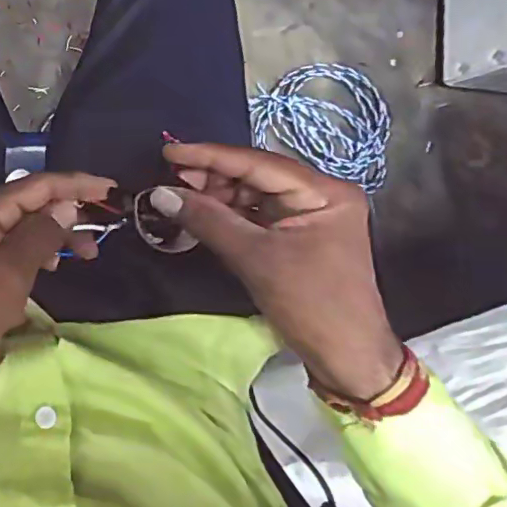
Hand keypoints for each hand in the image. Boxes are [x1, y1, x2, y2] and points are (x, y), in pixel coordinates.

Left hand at [0, 171, 116, 409]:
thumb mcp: (10, 274)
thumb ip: (39, 236)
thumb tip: (67, 208)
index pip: (40, 185)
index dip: (77, 184)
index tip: (111, 190)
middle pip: (36, 199)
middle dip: (72, 210)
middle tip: (104, 229)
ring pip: (31, 220)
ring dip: (60, 232)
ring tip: (88, 254)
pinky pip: (20, 239)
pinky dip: (42, 246)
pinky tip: (56, 263)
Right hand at [151, 142, 402, 399]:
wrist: (347, 357)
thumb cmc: (310, 304)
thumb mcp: (254, 258)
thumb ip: (207, 219)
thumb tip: (160, 193)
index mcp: (324, 192)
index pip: (258, 163)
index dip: (210, 156)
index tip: (169, 150)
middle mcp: (320, 194)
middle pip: (255, 174)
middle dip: (211, 176)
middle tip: (169, 178)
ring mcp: (308, 214)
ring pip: (251, 193)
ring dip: (215, 195)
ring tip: (178, 197)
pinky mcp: (296, 233)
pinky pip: (254, 213)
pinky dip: (226, 213)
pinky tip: (199, 212)